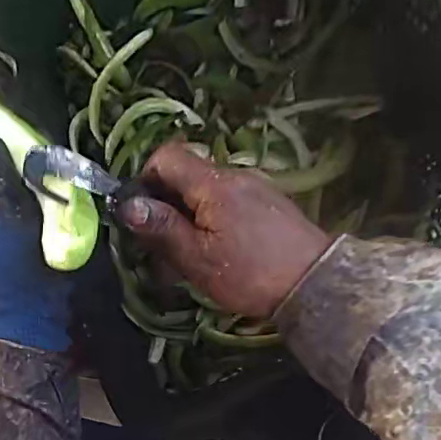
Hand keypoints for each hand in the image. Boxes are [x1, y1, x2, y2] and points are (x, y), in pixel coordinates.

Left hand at [0, 109, 74, 351]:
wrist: (43, 309)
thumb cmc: (16, 264)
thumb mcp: (1, 213)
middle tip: (9, 109)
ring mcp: (0, 210)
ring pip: (1, 166)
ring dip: (13, 148)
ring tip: (30, 127)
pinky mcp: (25, 217)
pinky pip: (24, 183)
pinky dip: (32, 168)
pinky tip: (47, 157)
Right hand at [117, 143, 331, 319]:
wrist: (314, 284)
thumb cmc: (249, 274)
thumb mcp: (196, 257)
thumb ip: (162, 228)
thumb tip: (126, 204)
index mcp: (213, 184)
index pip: (166, 156)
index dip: (145, 179)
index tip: (143, 214)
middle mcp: (235, 175)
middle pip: (185, 174)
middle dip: (166, 205)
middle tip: (162, 245)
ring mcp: (255, 187)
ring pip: (206, 191)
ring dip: (189, 217)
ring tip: (190, 255)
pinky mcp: (268, 204)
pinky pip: (228, 202)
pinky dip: (212, 220)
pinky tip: (219, 252)